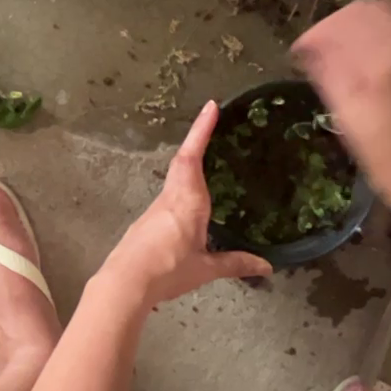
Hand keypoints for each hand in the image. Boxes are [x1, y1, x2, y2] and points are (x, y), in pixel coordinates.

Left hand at [106, 101, 273, 305]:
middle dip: (197, 139)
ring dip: (189, 163)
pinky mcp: (146, 223)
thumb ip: (235, 263)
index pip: (192, 156)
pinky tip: (189, 201)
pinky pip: (168, 197)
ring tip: (206, 155)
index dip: (201, 130)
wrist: (124, 284)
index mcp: (186, 201)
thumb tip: (266, 267)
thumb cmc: (167, 271)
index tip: (211, 107)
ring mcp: (154, 210)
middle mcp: (169, 198)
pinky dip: (181, 188)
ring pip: (174, 179)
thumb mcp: (205, 269)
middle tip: (211, 122)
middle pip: (183, 161)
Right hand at [292, 0, 390, 211]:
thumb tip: (309, 46)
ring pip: (387, 21)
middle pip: (369, 12)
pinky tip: (364, 68)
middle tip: (316, 53)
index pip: (348, 19)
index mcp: (388, 57)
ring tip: (337, 58)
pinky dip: (377, 42)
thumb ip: (331, 73)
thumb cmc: (387, 158)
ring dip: (357, 32)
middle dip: (337, 27)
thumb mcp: (350, 117)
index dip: (318, 33)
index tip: (299, 53)